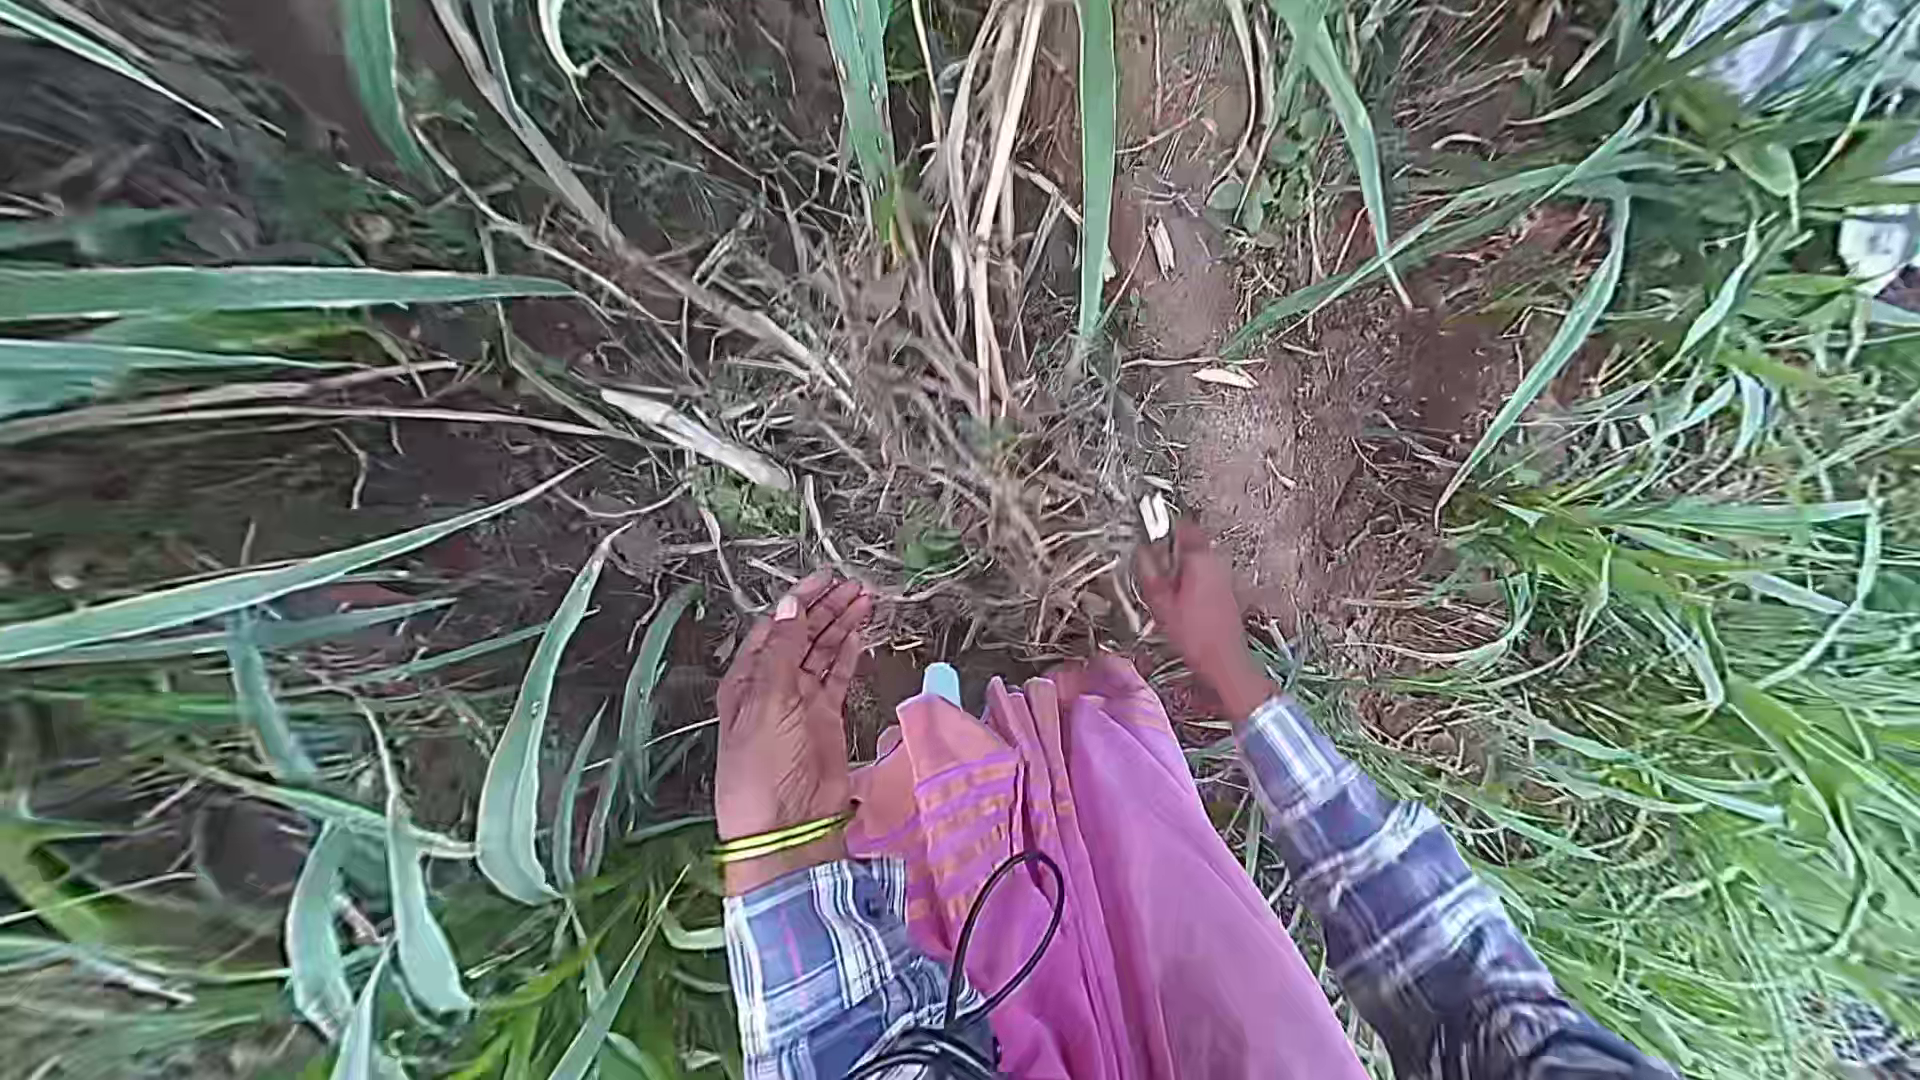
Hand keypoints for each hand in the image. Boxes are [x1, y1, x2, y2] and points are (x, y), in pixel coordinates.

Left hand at [714, 571, 871, 892]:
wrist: (789, 825)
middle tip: (853, 587)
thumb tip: (790, 605)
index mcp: (748, 679)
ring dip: (841, 626)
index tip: (825, 580)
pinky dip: (847, 655)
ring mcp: (802, 701)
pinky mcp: (826, 716)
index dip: (799, 602)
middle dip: (826, 609)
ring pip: (823, 652)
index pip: (776, 628)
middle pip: (802, 636)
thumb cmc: (765, 764)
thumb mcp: (767, 701)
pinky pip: (837, 676)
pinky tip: (858, 635)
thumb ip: (783, 651)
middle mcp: (774, 685)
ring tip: (864, 602)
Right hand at [1134, 523, 1272, 721]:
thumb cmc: (1194, 635)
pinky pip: (1203, 574)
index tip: (1147, 532)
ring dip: (1178, 564)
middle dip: (1169, 548)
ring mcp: (1224, 576)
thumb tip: (1141, 551)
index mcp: (1200, 558)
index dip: (1161, 527)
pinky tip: (1178, 598)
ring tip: (1162, 583)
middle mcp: (1216, 562)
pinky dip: (1189, 578)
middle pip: (1189, 541)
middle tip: (1150, 561)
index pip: (1182, 526)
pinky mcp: (1226, 591)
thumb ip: (1149, 570)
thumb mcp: (1160, 600)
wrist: (1223, 662)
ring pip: (1196, 559)